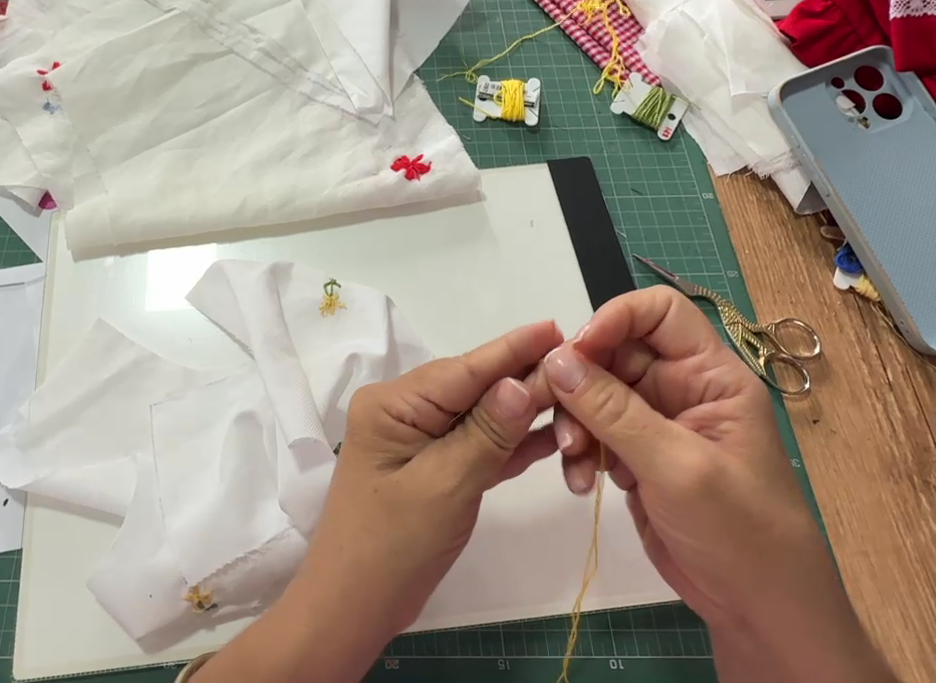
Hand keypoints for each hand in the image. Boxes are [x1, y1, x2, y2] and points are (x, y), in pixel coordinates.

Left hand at [195, 319, 562, 682]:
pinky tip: (551, 434)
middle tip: (581, 370)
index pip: (463, 369)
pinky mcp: (432, 466)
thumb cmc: (392, 546)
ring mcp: (417, 438)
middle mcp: (403, 410)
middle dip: (525, 381)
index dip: (512, 349)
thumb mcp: (444, 485)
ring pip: (480, 415)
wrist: (353, 609)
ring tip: (575, 398)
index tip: (556, 326)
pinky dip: (511, 443)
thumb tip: (521, 381)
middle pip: (474, 387)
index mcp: (392, 403)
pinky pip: (477, 444)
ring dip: (524, 413)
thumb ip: (485, 433)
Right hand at [542, 288, 894, 682]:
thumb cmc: (740, 532)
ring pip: (595, 391)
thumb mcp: (677, 466)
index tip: (575, 351)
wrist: (761, 614)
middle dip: (581, 381)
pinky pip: (594, 431)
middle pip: (615, 352)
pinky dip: (579, 450)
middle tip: (559, 418)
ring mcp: (658, 423)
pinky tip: (579, 481)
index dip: (614, 319)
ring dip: (576, 421)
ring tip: (573, 461)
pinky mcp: (638, 456)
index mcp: (711, 375)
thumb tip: (556, 358)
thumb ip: (613, 409)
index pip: (658, 313)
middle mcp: (682, 388)